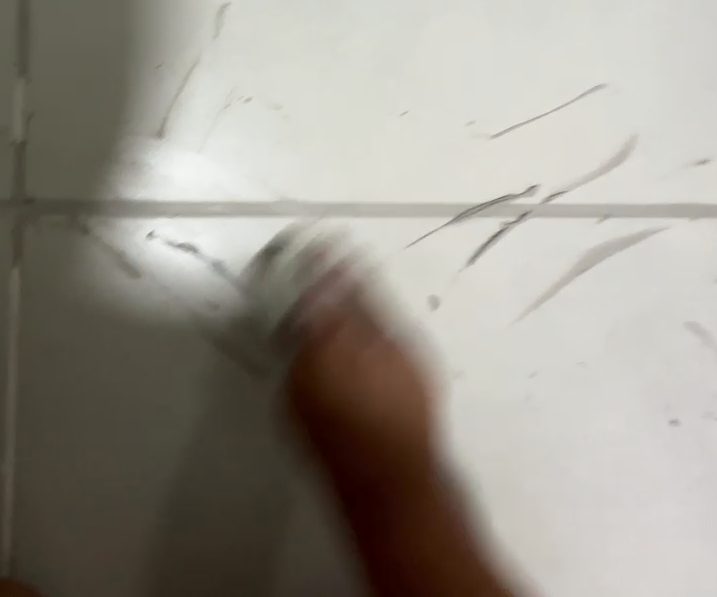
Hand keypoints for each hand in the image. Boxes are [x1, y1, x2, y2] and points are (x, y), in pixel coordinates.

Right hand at [285, 261, 439, 496]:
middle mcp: (362, 334)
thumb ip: (299, 353)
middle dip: (336, 265)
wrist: (391, 474)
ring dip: (362, 279)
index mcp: (324, 341)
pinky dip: (385, 312)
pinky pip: (398, 323)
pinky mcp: (420, 358)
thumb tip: (297, 327)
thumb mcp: (297, 395)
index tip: (305, 249)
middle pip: (347, 289)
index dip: (309, 268)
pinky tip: (379, 306)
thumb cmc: (331, 440)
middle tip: (330, 242)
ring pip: (375, 301)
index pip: (314, 292)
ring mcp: (395, 344)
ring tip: (355, 259)